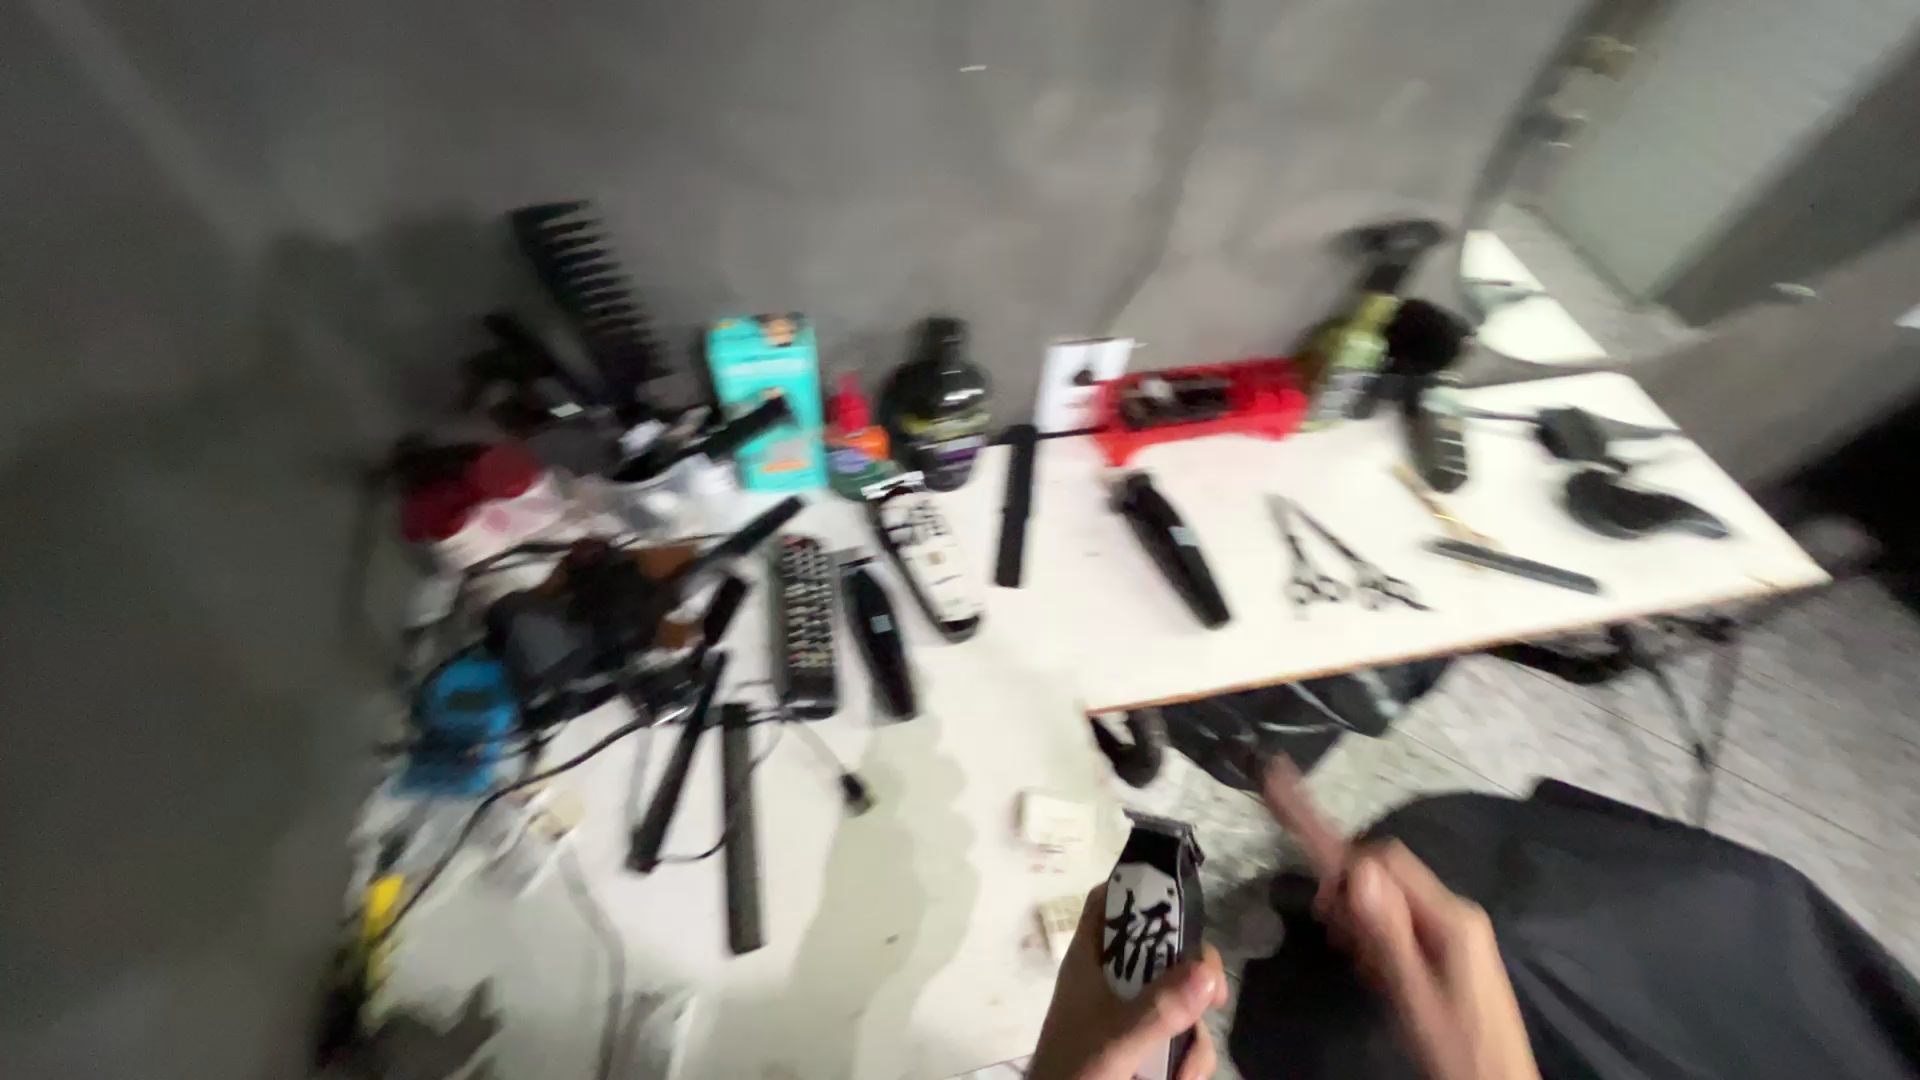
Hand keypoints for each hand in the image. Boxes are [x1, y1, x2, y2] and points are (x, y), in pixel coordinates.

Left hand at [1029, 885, 1228, 1079]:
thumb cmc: (1073, 1071)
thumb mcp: (1117, 1039)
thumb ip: (1160, 1008)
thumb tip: (1206, 970)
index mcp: (1091, 959)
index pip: (1107, 903)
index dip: (1137, 889)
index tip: (1179, 900)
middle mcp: (1112, 980)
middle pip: (1160, 951)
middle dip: (1194, 977)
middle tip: (1216, 998)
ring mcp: (1129, 1014)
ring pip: (1179, 1001)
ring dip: (1193, 1038)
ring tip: (1183, 1075)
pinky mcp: (1143, 1049)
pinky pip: (1181, 1040)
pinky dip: (1188, 1063)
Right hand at [1335, 843, 1539, 1079]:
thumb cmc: (1456, 1047)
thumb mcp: (1413, 992)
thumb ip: (1387, 931)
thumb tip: (1357, 871)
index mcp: (1453, 916)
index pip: (1389, 859)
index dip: (1349, 867)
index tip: (1323, 901)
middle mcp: (1456, 911)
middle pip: (1388, 874)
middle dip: (1351, 893)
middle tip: (1330, 929)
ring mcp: (1454, 928)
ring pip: (1391, 895)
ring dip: (1360, 914)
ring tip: (1346, 949)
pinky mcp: (1448, 946)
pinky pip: (1401, 918)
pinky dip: (1376, 931)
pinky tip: (1368, 962)